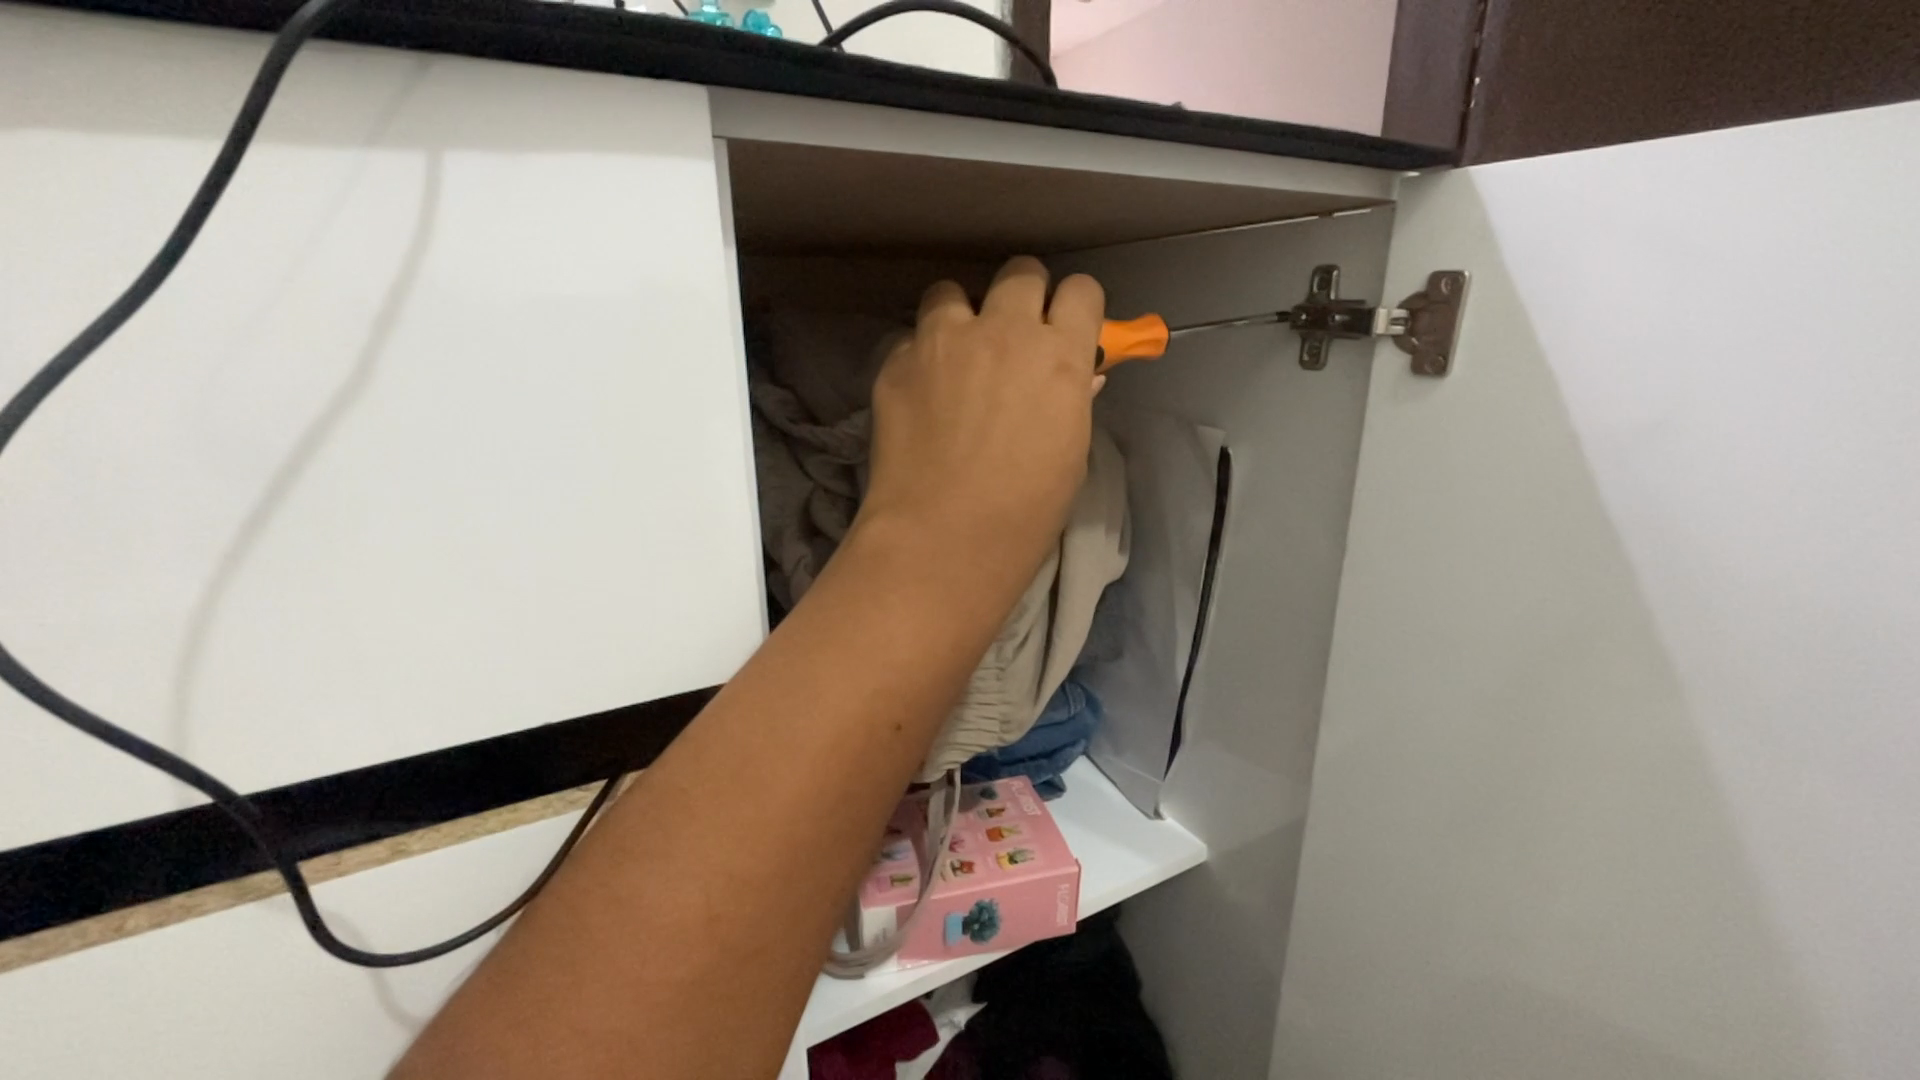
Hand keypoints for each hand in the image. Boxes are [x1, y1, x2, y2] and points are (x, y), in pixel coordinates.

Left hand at [856, 256, 1105, 587]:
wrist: (942, 536)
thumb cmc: (1025, 510)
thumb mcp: (1070, 453)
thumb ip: (1071, 399)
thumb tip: (1075, 377)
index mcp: (1059, 355)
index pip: (1080, 291)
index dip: (1075, 307)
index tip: (1067, 328)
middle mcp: (1003, 330)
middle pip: (1020, 273)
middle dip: (1023, 297)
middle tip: (1014, 336)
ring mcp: (942, 341)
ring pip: (952, 291)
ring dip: (961, 316)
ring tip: (956, 355)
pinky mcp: (895, 361)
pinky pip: (911, 338)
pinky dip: (920, 357)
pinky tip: (920, 395)